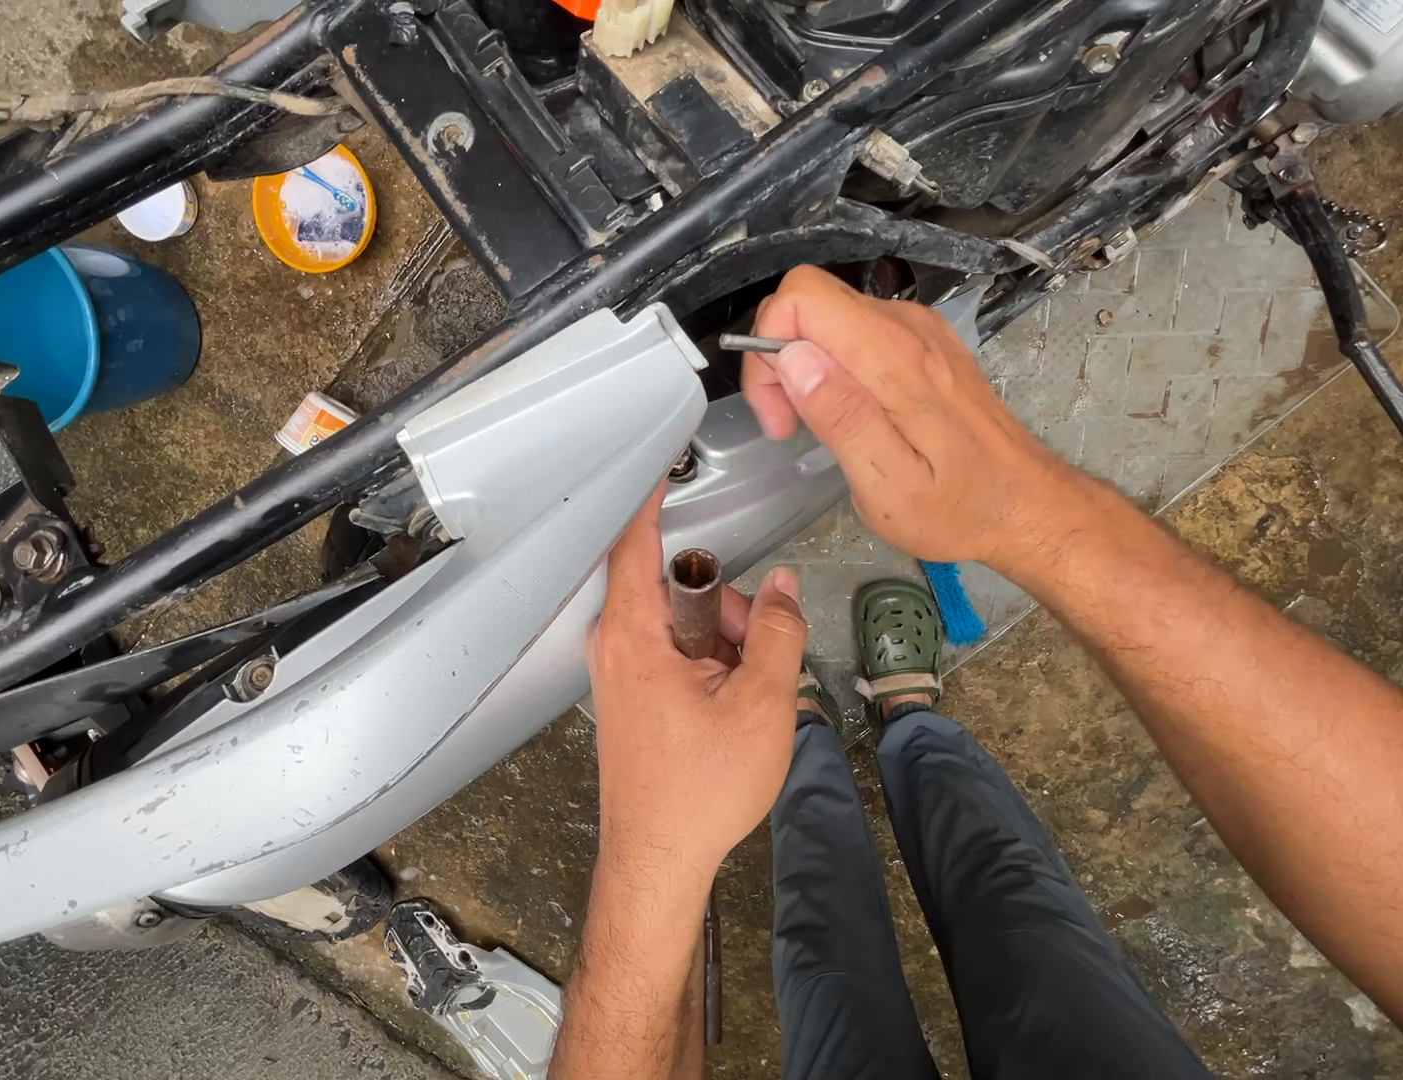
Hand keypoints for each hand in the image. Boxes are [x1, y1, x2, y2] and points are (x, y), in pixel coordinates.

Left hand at [586, 490, 807, 877]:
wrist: (659, 859)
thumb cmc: (699, 791)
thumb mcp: (760, 703)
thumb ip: (777, 632)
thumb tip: (787, 587)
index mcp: (634, 635)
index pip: (635, 544)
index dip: (651, 500)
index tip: (665, 464)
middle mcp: (616, 645)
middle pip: (677, 586)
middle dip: (723, 606)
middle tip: (752, 651)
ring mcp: (620, 670)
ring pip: (681, 620)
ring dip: (721, 640)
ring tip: (742, 693)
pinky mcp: (631, 692)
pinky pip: (673, 650)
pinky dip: (706, 661)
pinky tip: (726, 704)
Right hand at [741, 265, 1086, 569]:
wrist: (1025, 506)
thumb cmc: (957, 508)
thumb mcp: (888, 484)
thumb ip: (841, 415)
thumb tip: (792, 357)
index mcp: (895, 358)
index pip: (803, 297)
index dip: (770, 346)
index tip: (779, 409)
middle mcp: (907, 328)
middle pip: (810, 303)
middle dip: (779, 361)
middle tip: (790, 425)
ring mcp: (918, 331)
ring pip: (828, 317)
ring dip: (802, 369)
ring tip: (816, 429)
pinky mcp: (923, 343)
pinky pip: (854, 333)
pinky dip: (831, 368)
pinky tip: (845, 415)